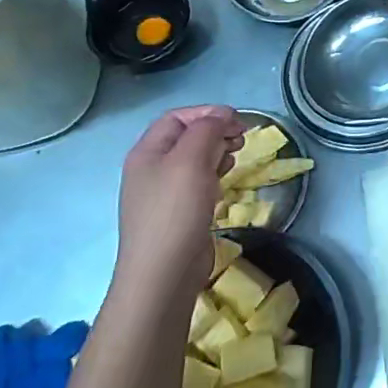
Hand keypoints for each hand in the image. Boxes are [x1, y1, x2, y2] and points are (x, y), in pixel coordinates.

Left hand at [114, 105, 244, 301]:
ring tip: (235, 158)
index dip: (207, 113)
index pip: (177, 117)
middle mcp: (151, 169)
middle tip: (241, 139)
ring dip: (216, 153)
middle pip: (185, 137)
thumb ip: (206, 130)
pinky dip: (213, 176)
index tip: (237, 121)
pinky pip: (196, 185)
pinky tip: (225, 183)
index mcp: (147, 152)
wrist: (163, 274)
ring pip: (193, 161)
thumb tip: (222, 116)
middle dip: (214, 132)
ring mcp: (163, 194)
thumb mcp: (191, 159)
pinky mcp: (177, 215)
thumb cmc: (175, 211)